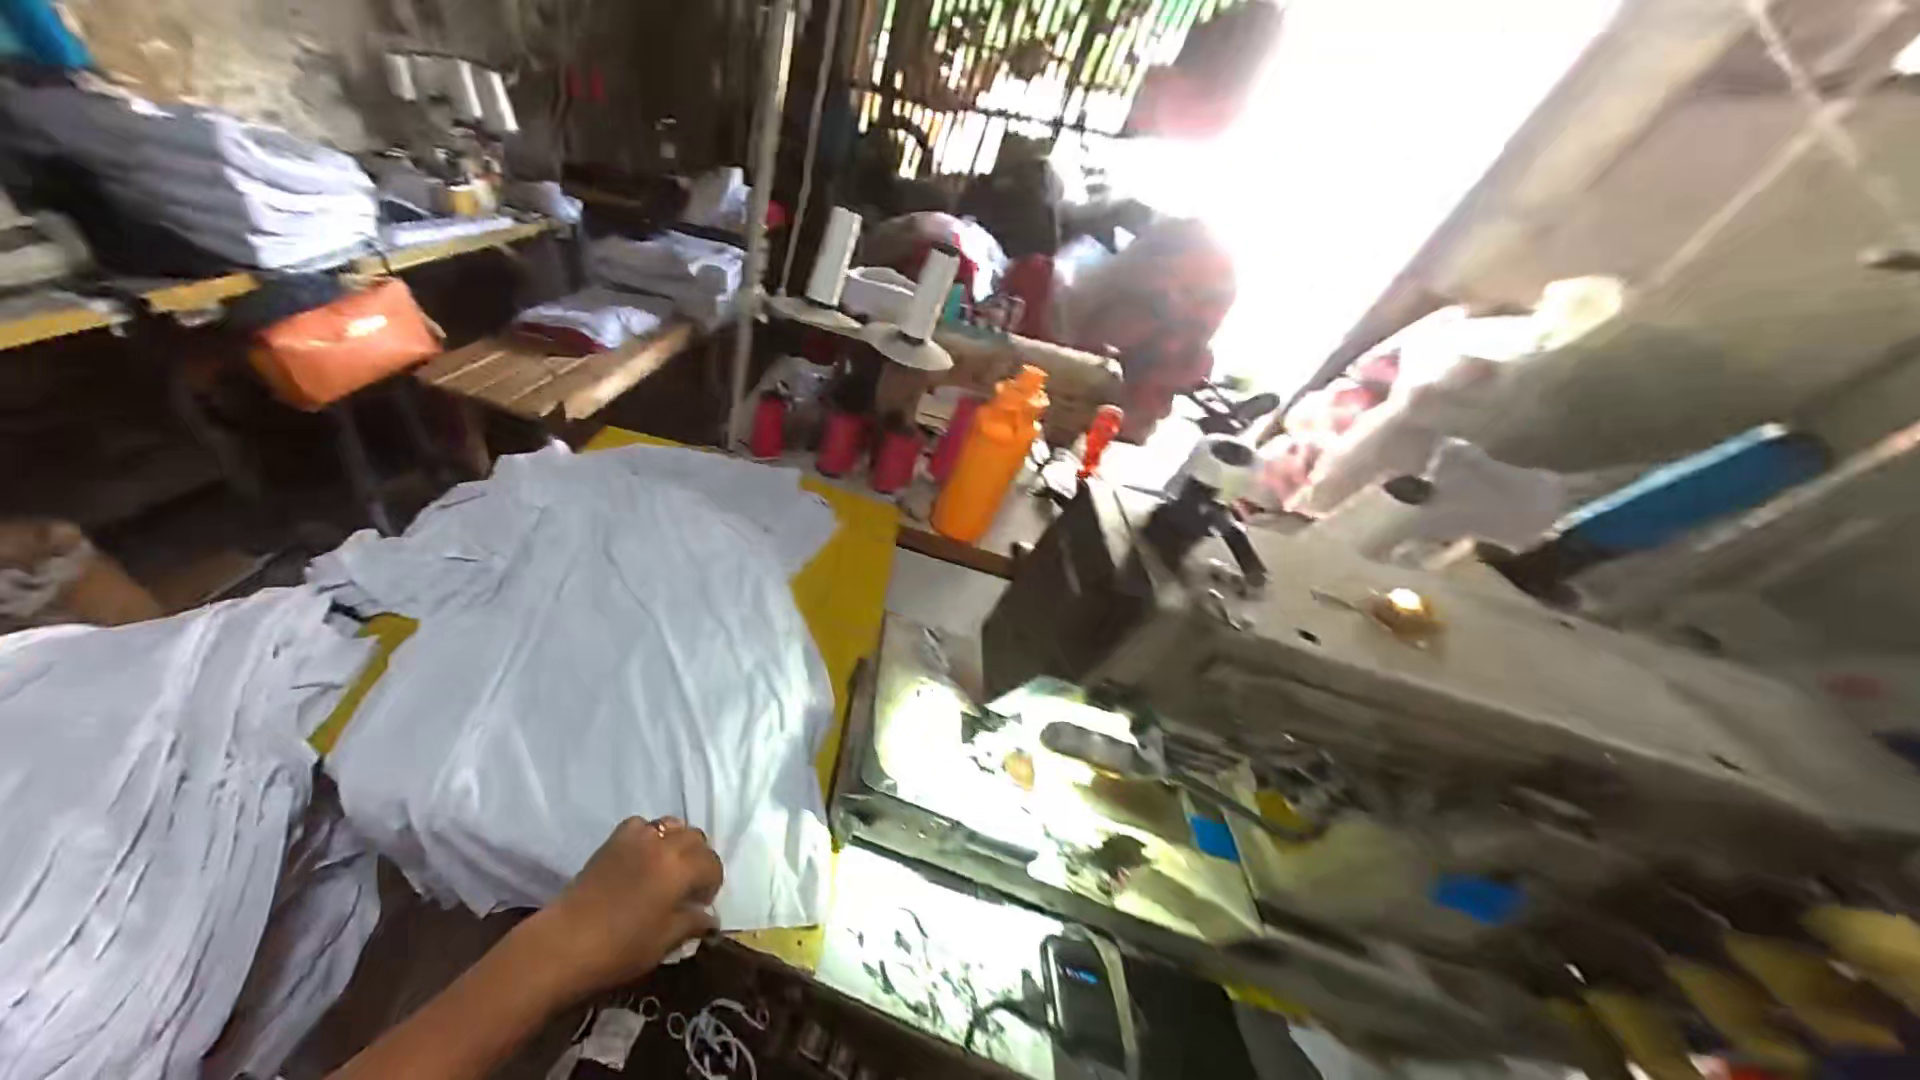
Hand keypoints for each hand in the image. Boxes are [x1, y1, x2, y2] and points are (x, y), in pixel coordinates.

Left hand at [521, 816, 723, 1002]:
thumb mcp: (664, 942)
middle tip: (687, 886)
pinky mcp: (613, 840)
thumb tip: (710, 917)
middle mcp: (665, 844)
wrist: (561, 946)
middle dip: (698, 860)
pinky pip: (642, 825)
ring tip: (667, 867)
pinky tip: (641, 856)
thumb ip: (692, 923)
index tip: (701, 904)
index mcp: (683, 868)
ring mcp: (638, 838)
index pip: (712, 865)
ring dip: (677, 843)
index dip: (711, 885)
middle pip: (696, 839)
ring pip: (672, 825)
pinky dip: (648, 835)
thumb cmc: (618, 949)